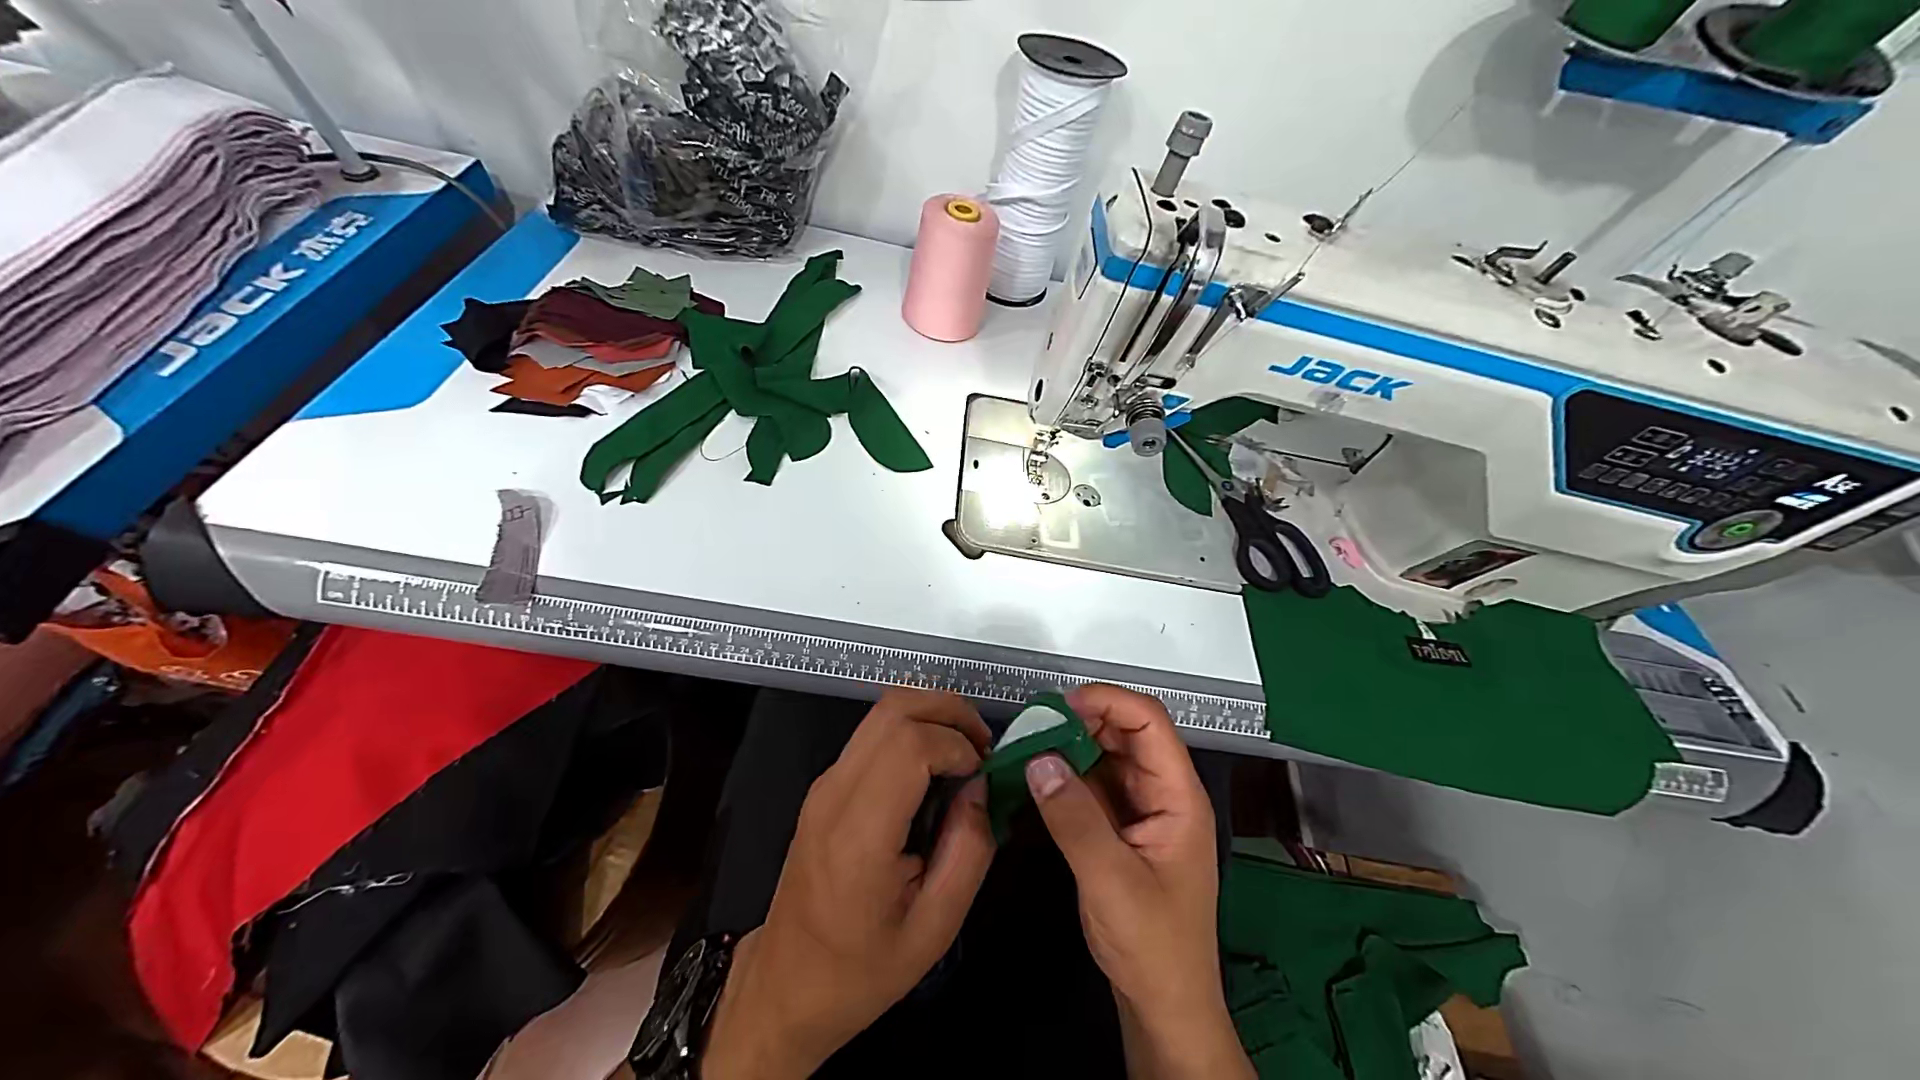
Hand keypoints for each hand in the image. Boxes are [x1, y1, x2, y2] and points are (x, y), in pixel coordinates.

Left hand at [702, 690, 994, 1079]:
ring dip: (933, 716)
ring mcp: (825, 783)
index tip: (984, 774)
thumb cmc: (862, 968)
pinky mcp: (826, 785)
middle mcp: (835, 793)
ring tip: (967, 753)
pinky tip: (937, 767)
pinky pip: (874, 734)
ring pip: (882, 711)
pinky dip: (914, 730)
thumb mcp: (937, 926)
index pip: (909, 744)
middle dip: (951, 711)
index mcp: (860, 834)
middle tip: (985, 746)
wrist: (787, 983)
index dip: (958, 744)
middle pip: (894, 708)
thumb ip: (969, 848)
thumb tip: (983, 785)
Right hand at [1026, 685, 1252, 1079]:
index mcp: (1178, 797)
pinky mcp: (1119, 828)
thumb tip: (1038, 760)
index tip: (1059, 706)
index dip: (1107, 702)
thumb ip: (1075, 818)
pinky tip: (1036, 776)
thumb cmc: (1153, 947)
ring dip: (1069, 746)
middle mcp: (1162, 794)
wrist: (1163, 1004)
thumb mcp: (1111, 881)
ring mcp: (1140, 810)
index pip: (1149, 722)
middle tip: (1033, 726)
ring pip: (1105, 756)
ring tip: (1028, 745)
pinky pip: (1091, 785)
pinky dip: (1065, 775)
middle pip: (1125, 733)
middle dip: (1081, 720)